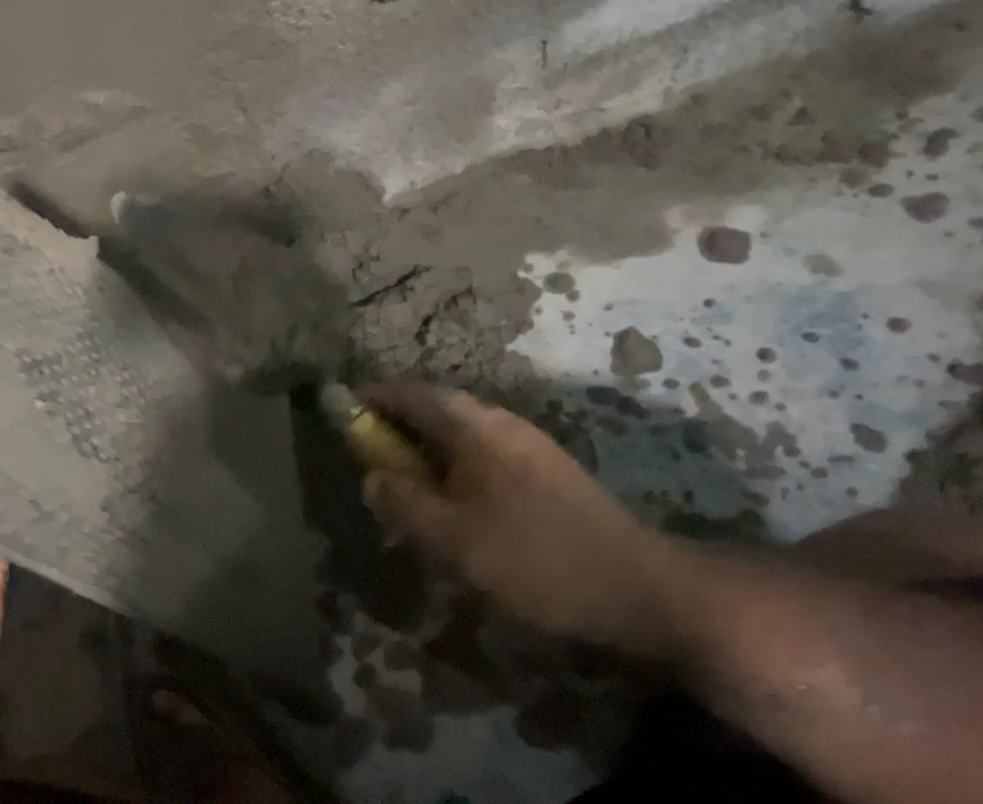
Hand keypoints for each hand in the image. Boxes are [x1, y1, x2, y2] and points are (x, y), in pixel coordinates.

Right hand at [358, 379, 676, 656]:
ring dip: (426, 449)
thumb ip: (403, 503)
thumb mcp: (453, 538)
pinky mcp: (547, 472)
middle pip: (435, 408)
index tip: (341, 410)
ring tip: (406, 485)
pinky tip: (454, 504)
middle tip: (369, 456)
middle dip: (397, 425)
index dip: (371, 398)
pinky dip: (453, 466)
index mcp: (474, 426)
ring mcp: (529, 445)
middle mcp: (500, 423)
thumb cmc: (535, 558)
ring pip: (460, 433)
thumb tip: (372, 477)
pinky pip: (482, 453)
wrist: (641, 588)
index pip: (409, 393)